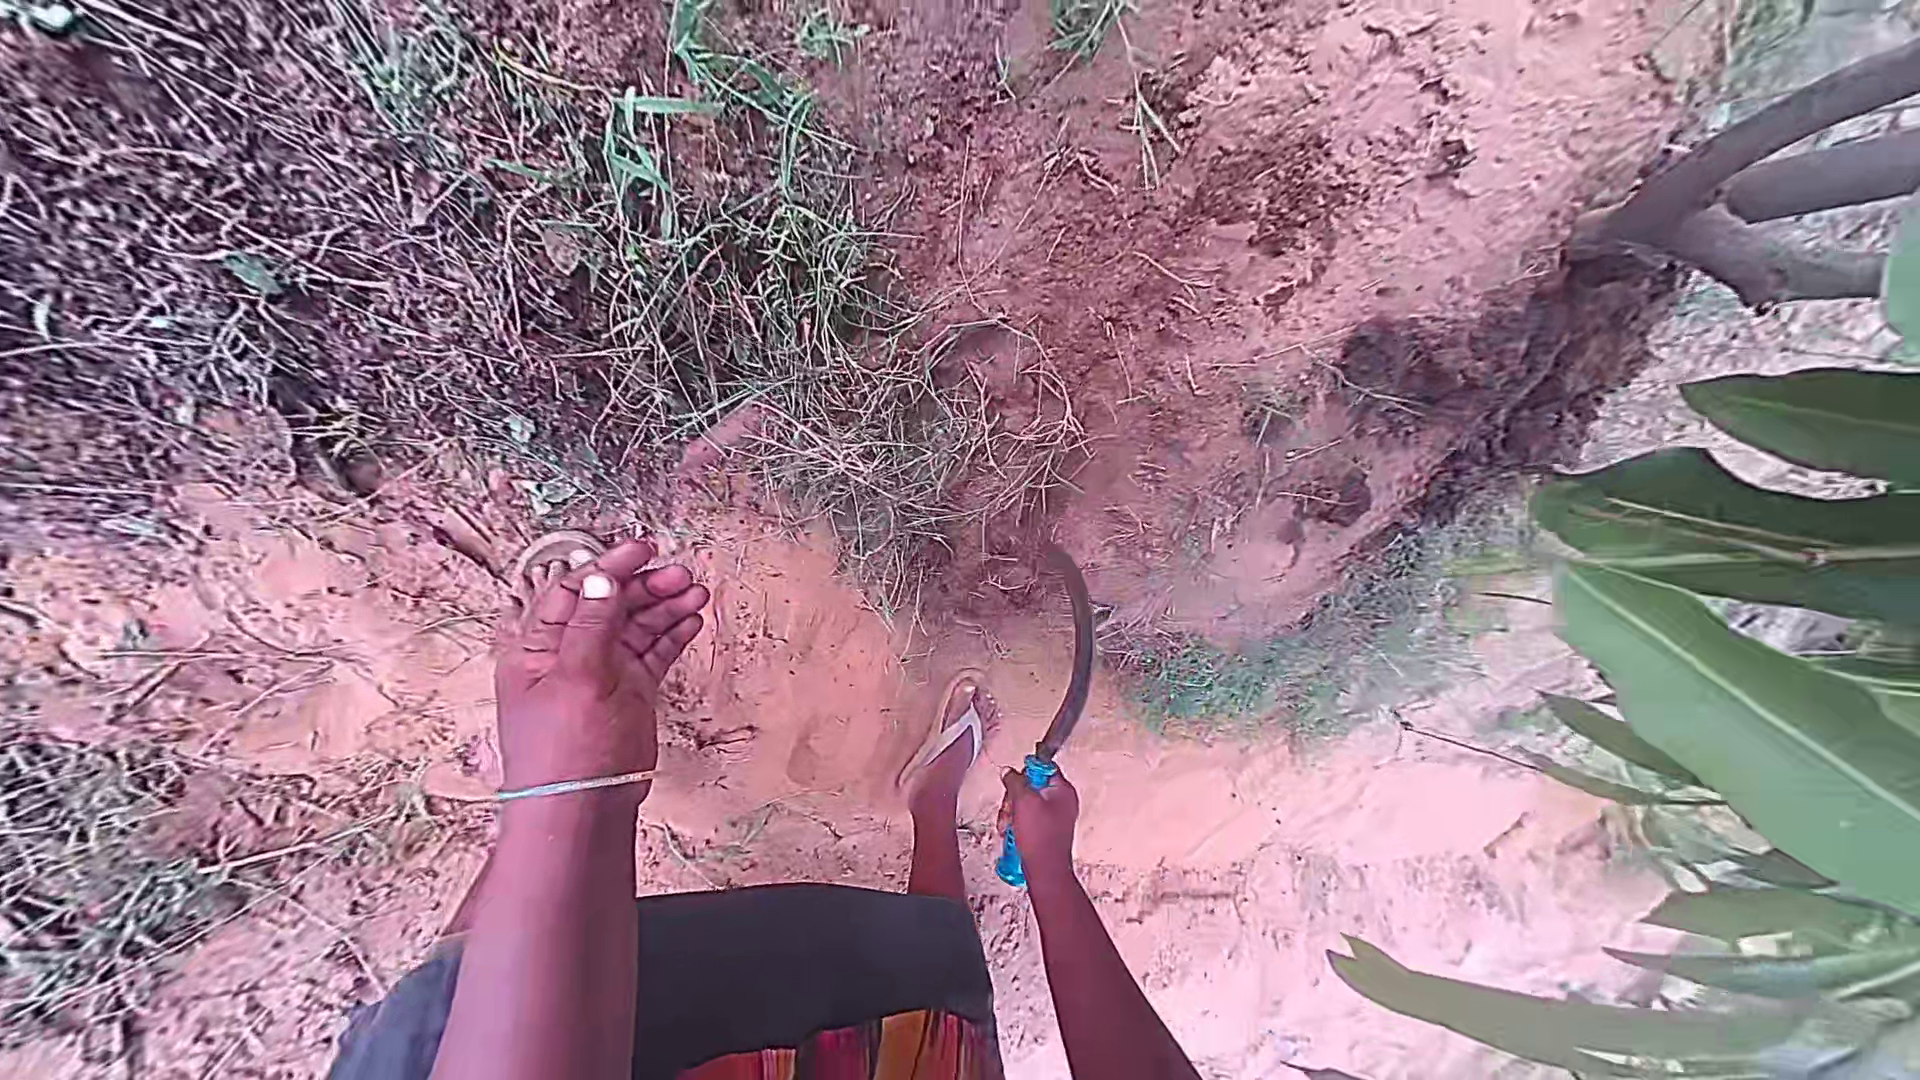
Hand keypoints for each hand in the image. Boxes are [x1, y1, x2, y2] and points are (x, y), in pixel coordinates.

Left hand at [495, 538, 708, 792]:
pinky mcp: (634, 688)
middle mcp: (574, 653)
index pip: (576, 592)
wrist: (586, 805)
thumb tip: (602, 579)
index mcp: (541, 647)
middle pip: (614, 605)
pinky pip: (656, 651)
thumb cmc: (566, 746)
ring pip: (640, 626)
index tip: (643, 550)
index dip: (609, 568)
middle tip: (682, 576)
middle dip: (648, 587)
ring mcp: (607, 671)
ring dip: (668, 607)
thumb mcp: (575, 679)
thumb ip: (591, 625)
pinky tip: (692, 621)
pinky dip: (674, 634)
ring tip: (697, 594)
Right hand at [1001, 765, 1079, 883]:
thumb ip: (1015, 781)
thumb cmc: (1041, 839)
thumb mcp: (1023, 801)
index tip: (1015, 780)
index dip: (1026, 772)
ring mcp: (1054, 817)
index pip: (1043, 766)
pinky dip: (1016, 823)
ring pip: (1026, 803)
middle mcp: (1061, 802)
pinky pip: (1027, 818)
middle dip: (1014, 798)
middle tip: (1010, 809)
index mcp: (1063, 790)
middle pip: (1031, 786)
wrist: (1044, 872)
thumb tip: (1009, 772)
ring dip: (1012, 812)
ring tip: (1008, 826)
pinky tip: (1011, 833)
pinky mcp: (1045, 830)